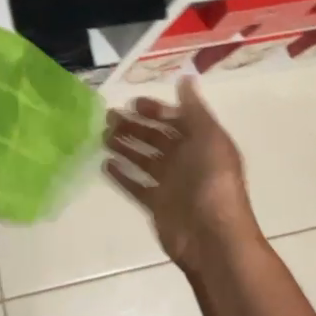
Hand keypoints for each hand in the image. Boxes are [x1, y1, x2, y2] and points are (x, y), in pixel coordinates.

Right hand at [103, 77, 261, 271]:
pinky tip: (105, 164)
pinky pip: (136, 185)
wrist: (213, 236)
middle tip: (108, 117)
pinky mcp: (156, 204)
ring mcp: (170, 183)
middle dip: (134, 126)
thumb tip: (186, 79)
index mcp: (201, 142)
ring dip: (124, 146)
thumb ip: (194, 110)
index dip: (155, 110)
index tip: (132, 104)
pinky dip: (121, 175)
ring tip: (102, 136)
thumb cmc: (213, 182)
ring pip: (143, 159)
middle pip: (156, 138)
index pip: (175, 120)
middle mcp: (186, 160)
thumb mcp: (209, 138)